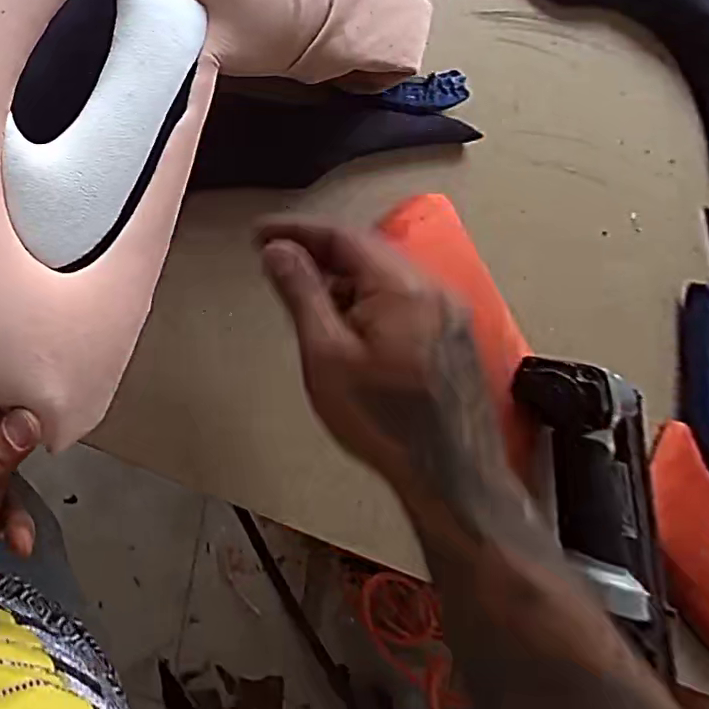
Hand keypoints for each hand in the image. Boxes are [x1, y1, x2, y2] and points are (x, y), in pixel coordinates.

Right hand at [255, 217, 504, 502]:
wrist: (448, 478)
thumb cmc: (383, 419)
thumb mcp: (324, 351)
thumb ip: (300, 292)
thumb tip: (278, 251)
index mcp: (404, 291)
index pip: (343, 237)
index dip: (295, 230)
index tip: (260, 233)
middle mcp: (433, 294)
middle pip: (365, 249)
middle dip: (315, 248)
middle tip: (273, 254)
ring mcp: (446, 315)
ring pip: (380, 272)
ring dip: (336, 271)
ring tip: (298, 286)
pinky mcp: (447, 335)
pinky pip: (396, 294)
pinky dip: (359, 291)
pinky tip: (336, 313)